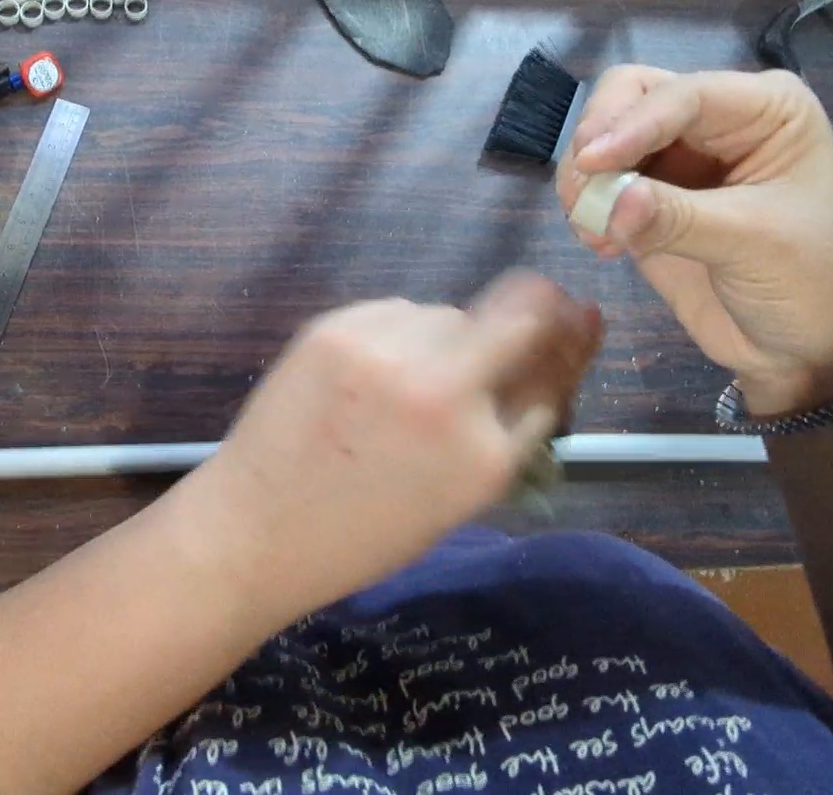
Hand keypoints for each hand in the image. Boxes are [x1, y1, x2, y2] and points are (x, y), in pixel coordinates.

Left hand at [172, 271, 601, 619]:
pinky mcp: (337, 327)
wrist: (258, 529)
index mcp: (485, 456)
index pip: (555, 371)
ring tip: (402, 377)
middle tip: (531, 300)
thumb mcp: (458, 495)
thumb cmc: (364, 531)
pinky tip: (367, 369)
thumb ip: (507, 425)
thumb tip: (555, 347)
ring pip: (446, 313)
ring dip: (444, 335)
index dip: (570, 336)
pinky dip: (395, 332)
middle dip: (533, 305)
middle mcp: (445, 392)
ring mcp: (386, 353)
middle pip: (519, 313)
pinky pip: (394, 311)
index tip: (574, 312)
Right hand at [556, 64, 832, 415]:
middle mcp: (712, 124)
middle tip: (584, 189)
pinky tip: (602, 245)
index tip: (591, 164)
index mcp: (762, 109)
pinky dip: (585, 208)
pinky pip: (596, 187)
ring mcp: (673, 162)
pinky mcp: (644, 203)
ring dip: (584, 179)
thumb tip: (605, 202)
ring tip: (594, 230)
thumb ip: (677, 218)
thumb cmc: (817, 283)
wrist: (814, 350)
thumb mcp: (757, 243)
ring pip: (601, 140)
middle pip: (627, 97)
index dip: (630, 124)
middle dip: (598, 138)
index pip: (682, 95)